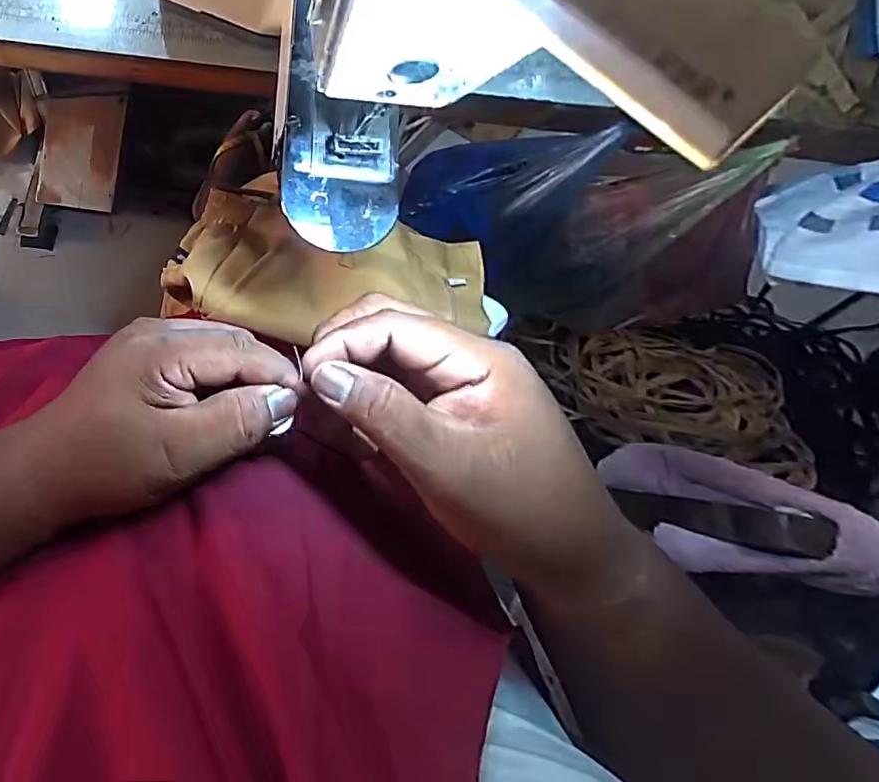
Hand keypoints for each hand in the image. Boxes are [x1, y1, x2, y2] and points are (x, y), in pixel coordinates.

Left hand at [19, 318, 300, 524]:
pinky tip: (222, 400)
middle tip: (282, 414)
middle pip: (231, 340)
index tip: (304, 408)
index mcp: (164, 346)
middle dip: (262, 373)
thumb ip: (236, 422)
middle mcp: (156, 328)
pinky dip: (218, 373)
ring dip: (241, 372)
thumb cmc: (109, 465)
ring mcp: (144, 336)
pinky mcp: (139, 352)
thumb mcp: (179, 452)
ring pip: (215, 344)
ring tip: (258, 409)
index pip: (242, 350)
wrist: (41, 471)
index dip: (279, 376)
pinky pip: (195, 352)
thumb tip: (286, 399)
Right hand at [301, 295, 647, 599]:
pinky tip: (345, 414)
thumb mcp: (446, 465)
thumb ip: (382, 413)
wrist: (574, 557)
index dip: (343, 342)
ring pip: (387, 348)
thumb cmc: (518, 511)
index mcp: (477, 355)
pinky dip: (364, 391)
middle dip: (342, 346)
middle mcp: (465, 353)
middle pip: (389, 322)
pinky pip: (395, 379)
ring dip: (349, 367)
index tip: (304, 379)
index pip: (395, 322)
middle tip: (306, 386)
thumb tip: (319, 372)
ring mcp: (456, 376)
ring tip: (319, 401)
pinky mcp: (447, 401)